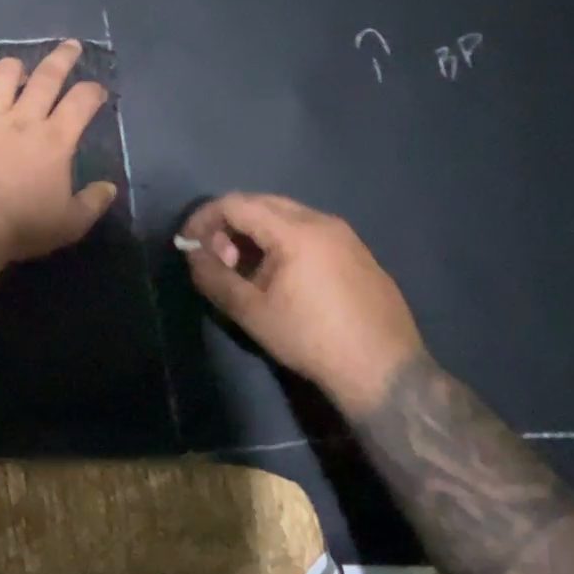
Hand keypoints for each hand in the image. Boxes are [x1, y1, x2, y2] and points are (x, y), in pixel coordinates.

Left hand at [0, 40, 117, 263]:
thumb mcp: (69, 224)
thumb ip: (92, 202)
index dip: (93, 91)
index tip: (97, 91)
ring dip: (15, 67)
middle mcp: (22, 121)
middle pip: (46, 76)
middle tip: (71, 46)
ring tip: (21, 69)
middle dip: (63, 57)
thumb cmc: (21, 228)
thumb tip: (108, 188)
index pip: (82, 101)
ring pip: (1, 76)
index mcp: (54, 140)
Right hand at [180, 193, 423, 413]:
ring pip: (285, 215)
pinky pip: (308, 230)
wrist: (384, 370)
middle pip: (260, 203)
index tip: (189, 244)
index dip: (204, 219)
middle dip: (229, 224)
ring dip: (255, 232)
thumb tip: (193, 254)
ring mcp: (345, 235)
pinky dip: (281, 240)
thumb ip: (214, 277)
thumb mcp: (251, 312)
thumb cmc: (311, 338)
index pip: (235, 204)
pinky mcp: (358, 252)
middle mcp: (322, 221)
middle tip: (217, 258)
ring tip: (245, 269)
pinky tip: (279, 275)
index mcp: (295, 231)